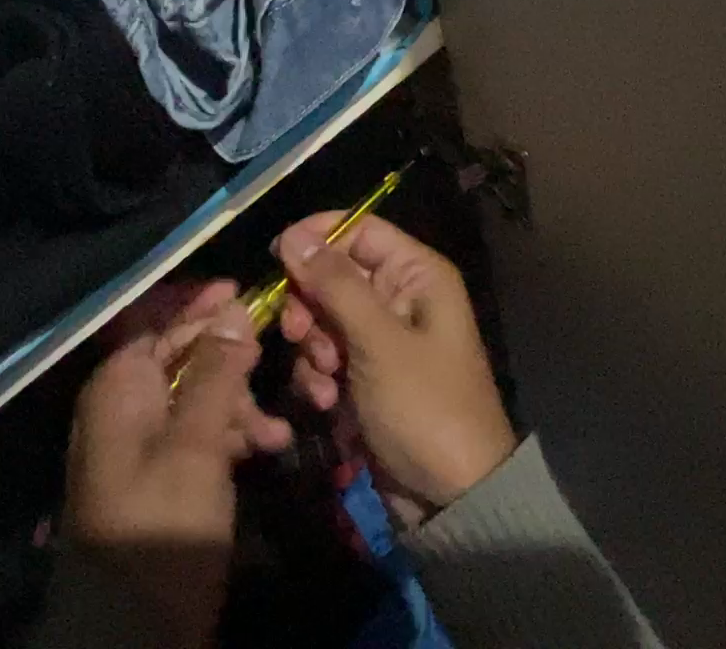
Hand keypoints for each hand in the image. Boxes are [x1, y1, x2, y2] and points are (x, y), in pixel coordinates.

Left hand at [63, 282, 291, 646]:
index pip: (157, 321)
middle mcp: (125, 406)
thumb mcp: (196, 445)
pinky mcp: (161, 476)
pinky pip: (198, 434)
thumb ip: (215, 373)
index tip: (246, 291)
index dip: (199, 303)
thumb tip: (232, 310)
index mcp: (120, 387)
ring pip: (197, 397)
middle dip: (230, 358)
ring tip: (275, 429)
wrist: (128, 633)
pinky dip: (231, 435)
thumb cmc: (160, 529)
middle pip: (181, 356)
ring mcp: (142, 443)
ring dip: (239, 404)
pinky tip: (266, 447)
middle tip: (272, 359)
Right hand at [277, 214, 517, 529]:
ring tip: (326, 379)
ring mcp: (379, 338)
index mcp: (417, 275)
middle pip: (333, 274)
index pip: (359, 229)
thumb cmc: (425, 406)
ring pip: (322, 317)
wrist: (450, 496)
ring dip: (313, 347)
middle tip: (298, 333)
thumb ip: (335, 285)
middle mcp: (398, 297)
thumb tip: (292, 235)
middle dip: (310, 305)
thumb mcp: (379, 341)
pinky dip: (318, 375)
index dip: (317, 237)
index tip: (275, 257)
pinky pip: (325, 355)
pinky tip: (326, 402)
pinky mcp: (363, 374)